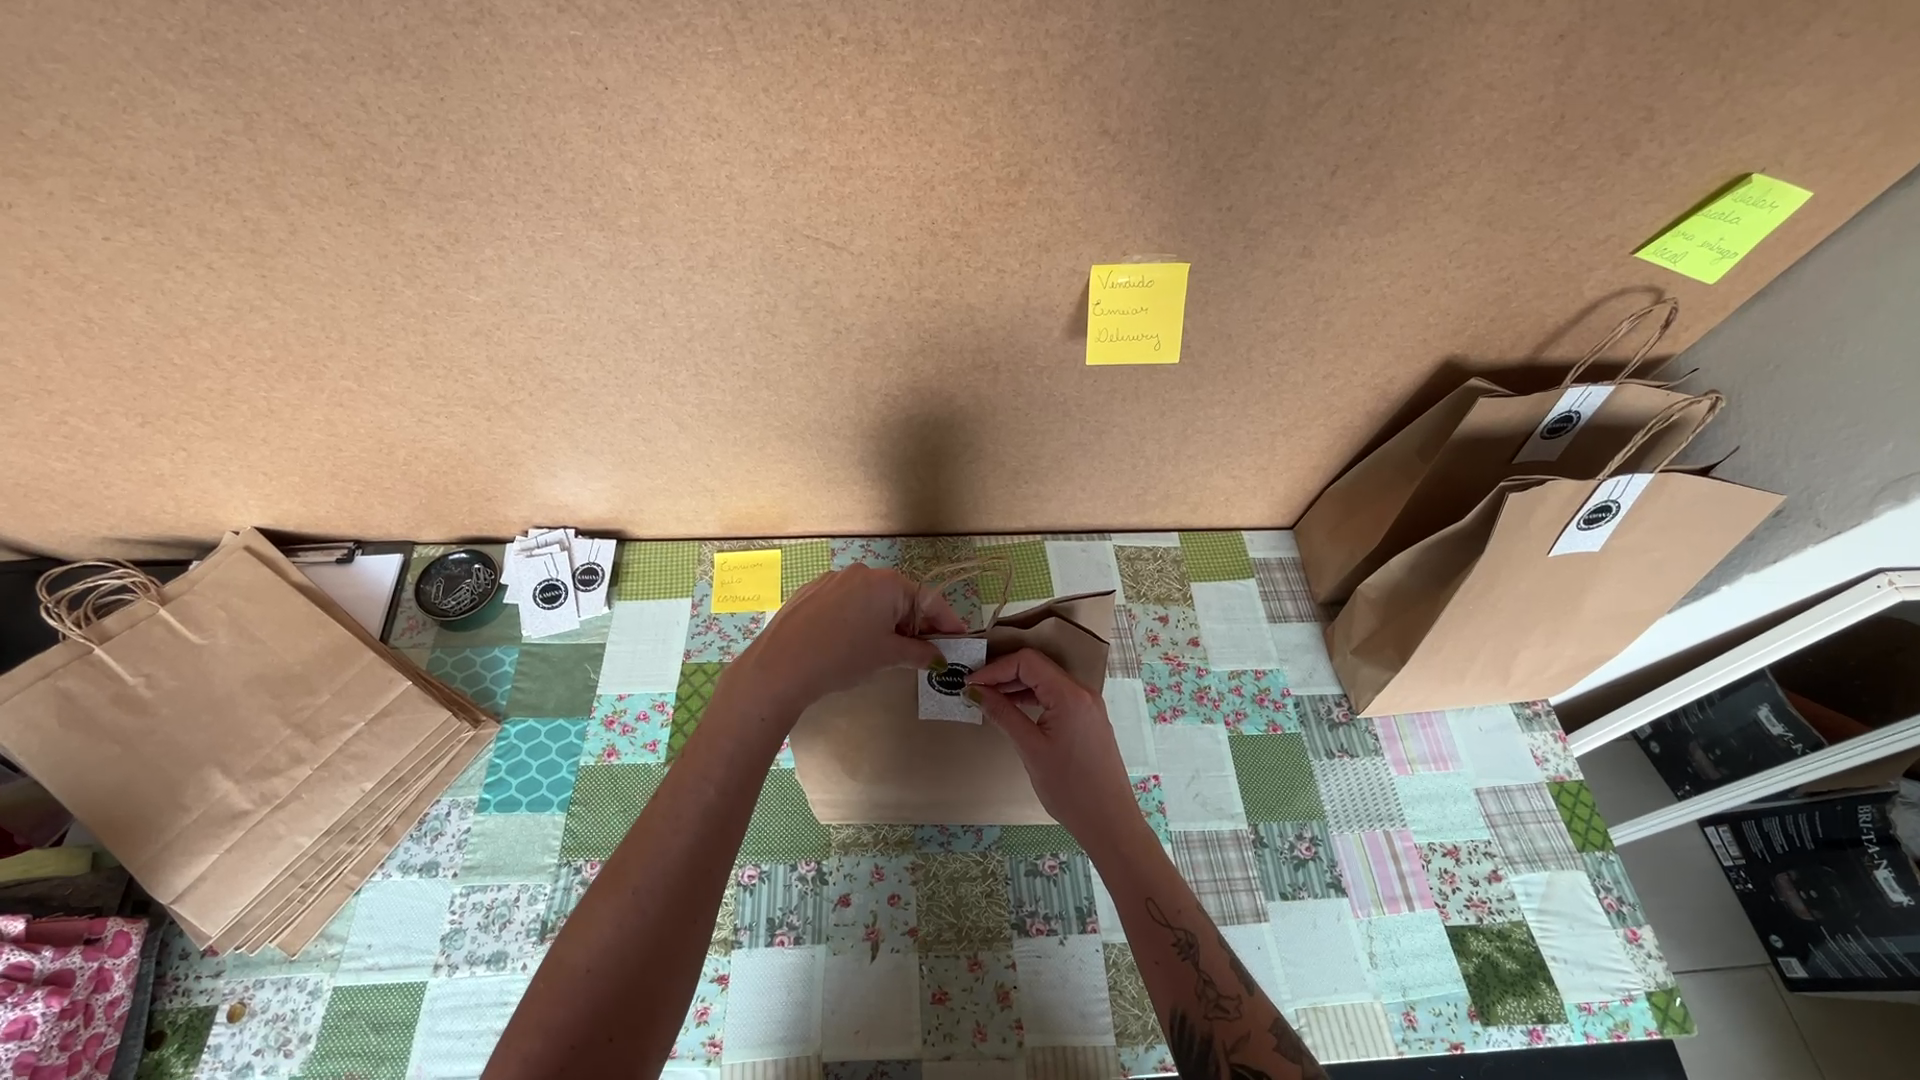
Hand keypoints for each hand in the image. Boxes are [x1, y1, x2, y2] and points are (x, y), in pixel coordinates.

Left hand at [731, 565, 967, 719]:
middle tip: (923, 652)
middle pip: (899, 598)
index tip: (959, 639)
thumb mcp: (888, 657)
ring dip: (884, 623)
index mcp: (887, 583)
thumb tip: (937, 656)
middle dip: (913, 624)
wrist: (780, 667)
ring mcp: (832, 580)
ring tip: (884, 652)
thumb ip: (918, 653)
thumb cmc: (843, 657)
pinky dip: (857, 620)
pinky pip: (846, 604)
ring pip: (870, 600)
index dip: (946, 623)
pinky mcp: (810, 593)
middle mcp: (861, 572)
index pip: (928, 601)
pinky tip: (850, 645)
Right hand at [965, 649, 1144, 856]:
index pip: (1027, 662)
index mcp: (1070, 695)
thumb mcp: (1030, 748)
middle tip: (974, 689)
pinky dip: (1033, 698)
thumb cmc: (1069, 788)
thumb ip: (1003, 714)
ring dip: (1017, 686)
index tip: (970, 683)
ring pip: (1047, 681)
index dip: (994, 668)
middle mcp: (1083, 692)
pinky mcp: (1088, 719)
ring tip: (988, 699)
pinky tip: (1013, 709)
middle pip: (1037, 667)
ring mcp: (1088, 705)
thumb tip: (975, 692)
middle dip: (1004, 674)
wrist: (1109, 821)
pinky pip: (1057, 696)